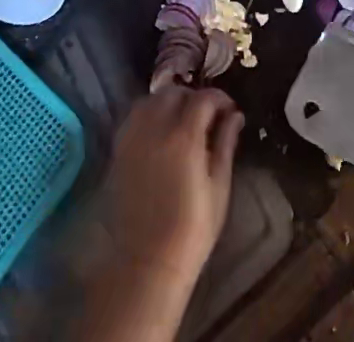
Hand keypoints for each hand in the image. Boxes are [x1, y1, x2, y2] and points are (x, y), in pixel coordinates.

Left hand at [107, 86, 243, 282]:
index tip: (230, 110)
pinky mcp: (118, 151)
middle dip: (193, 97)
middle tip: (207, 115)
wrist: (148, 261)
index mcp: (184, 137)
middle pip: (173, 92)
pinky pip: (133, 118)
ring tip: (181, 120)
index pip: (203, 98)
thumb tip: (235, 115)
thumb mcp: (219, 185)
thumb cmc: (193, 227)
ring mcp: (133, 139)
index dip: (220, 98)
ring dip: (168, 101)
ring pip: (149, 100)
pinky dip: (148, 114)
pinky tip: (159, 132)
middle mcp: (155, 130)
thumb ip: (226, 143)